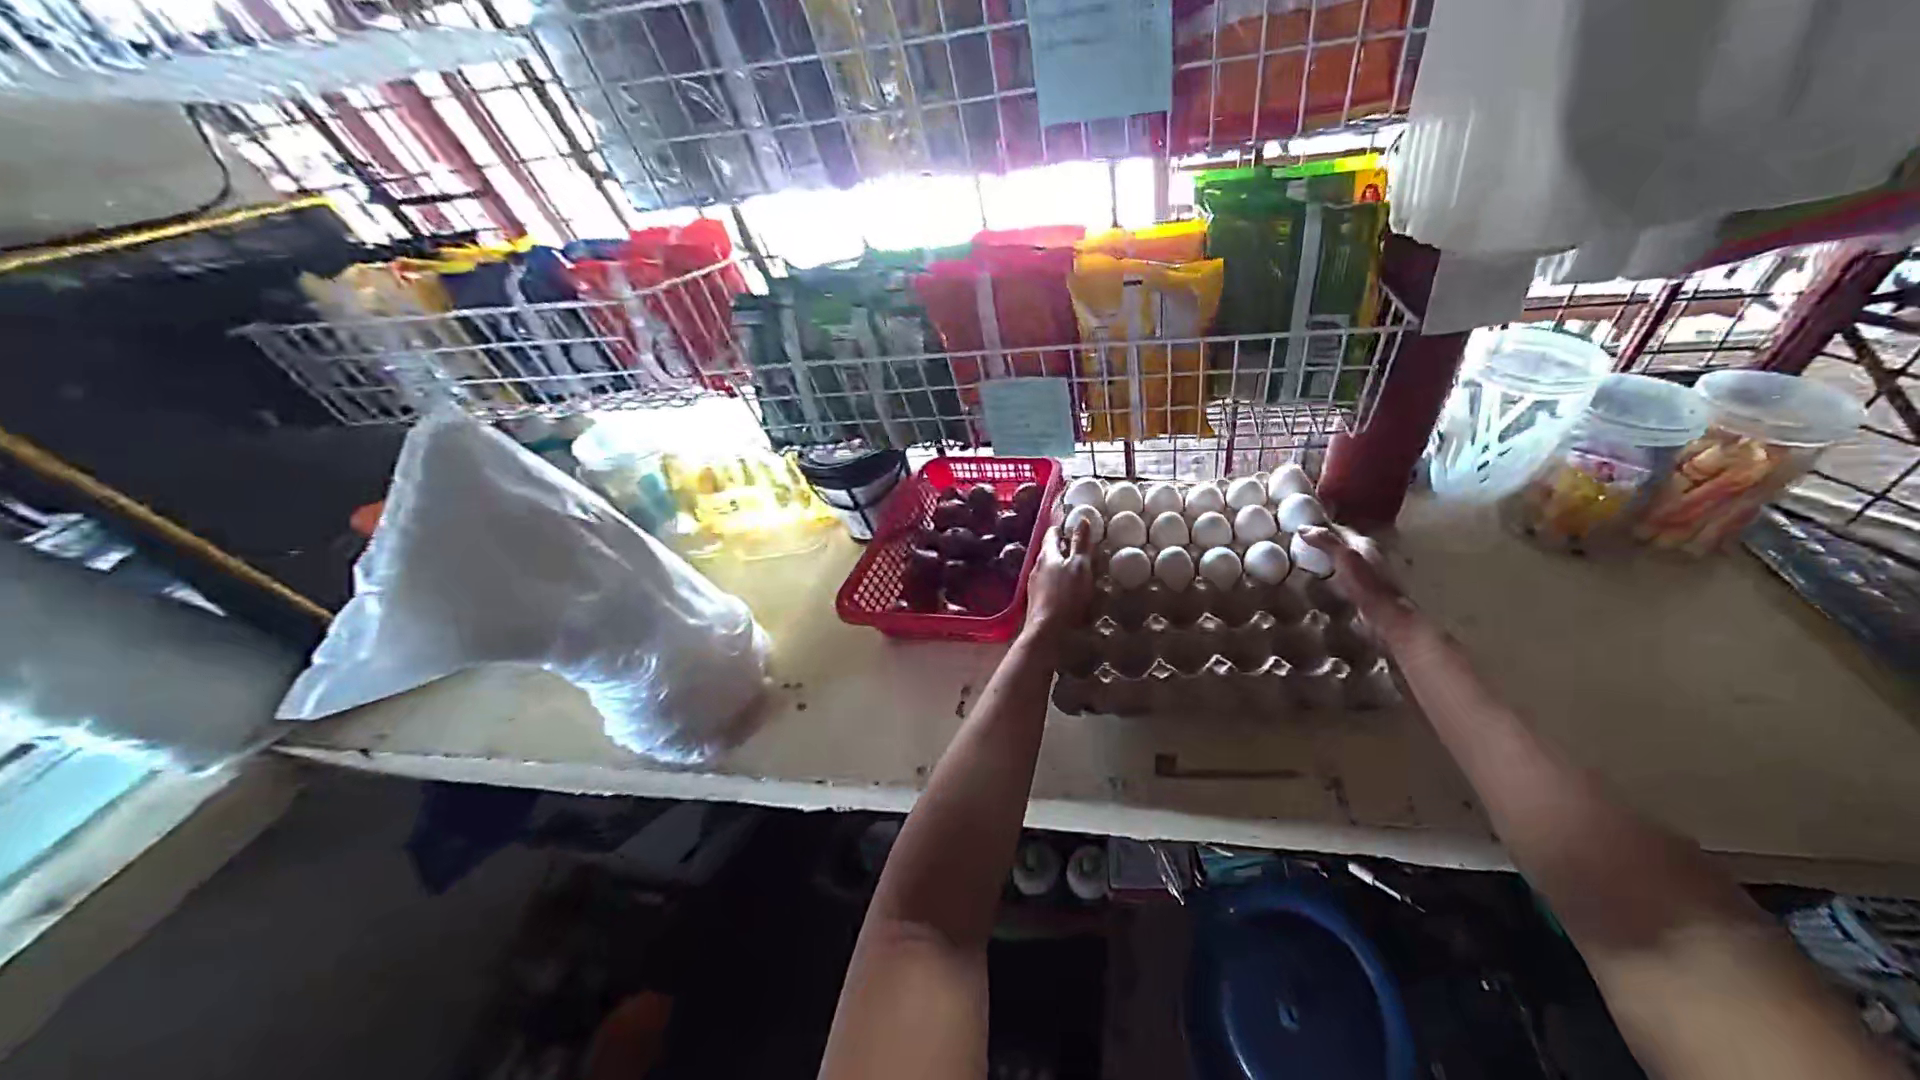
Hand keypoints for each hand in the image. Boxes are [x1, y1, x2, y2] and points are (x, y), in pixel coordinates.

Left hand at [1023, 519, 1093, 641]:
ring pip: (1048, 568)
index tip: (1074, 527)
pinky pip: (1047, 584)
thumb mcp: (1080, 567)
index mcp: (1047, 554)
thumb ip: (1081, 544)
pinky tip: (1067, 590)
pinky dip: (1058, 581)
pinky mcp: (1036, 600)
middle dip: (1062, 548)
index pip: (1051, 533)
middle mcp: (1036, 566)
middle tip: (1080, 548)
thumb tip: (1082, 520)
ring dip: (1060, 566)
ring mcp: (1034, 584)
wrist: (1047, 632)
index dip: (1062, 528)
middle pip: (1049, 551)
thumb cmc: (1067, 596)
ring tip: (1077, 569)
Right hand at [1297, 525, 1418, 636]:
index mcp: (1365, 543)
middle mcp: (1369, 555)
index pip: (1340, 530)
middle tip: (1300, 548)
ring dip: (1328, 561)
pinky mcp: (1364, 589)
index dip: (1322, 527)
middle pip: (1343, 545)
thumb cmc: (1365, 584)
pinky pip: (1343, 577)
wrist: (1384, 615)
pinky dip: (1331, 576)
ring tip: (1307, 565)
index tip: (1301, 531)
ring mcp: (1368, 573)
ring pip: (1343, 561)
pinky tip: (1321, 581)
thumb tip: (1302, 528)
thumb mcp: (1344, 557)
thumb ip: (1326, 541)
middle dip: (1324, 545)